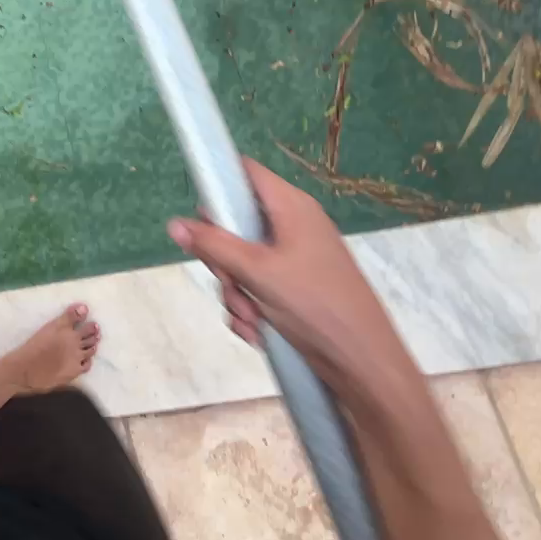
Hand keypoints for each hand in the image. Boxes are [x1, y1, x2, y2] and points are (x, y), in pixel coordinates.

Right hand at [167, 158, 418, 397]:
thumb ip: (212, 244)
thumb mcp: (256, 271)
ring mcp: (294, 259)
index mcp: (291, 207)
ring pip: (240, 261)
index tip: (199, 213)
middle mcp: (292, 227)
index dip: (217, 183)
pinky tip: (257, 330)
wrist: (366, 367)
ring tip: (249, 315)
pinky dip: (249, 307)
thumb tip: (174, 224)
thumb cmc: (316, 306)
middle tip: (228, 277)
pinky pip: (254, 287)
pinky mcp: (294, 289)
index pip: (244, 172)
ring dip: (235, 290)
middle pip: (234, 222)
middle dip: (221, 257)